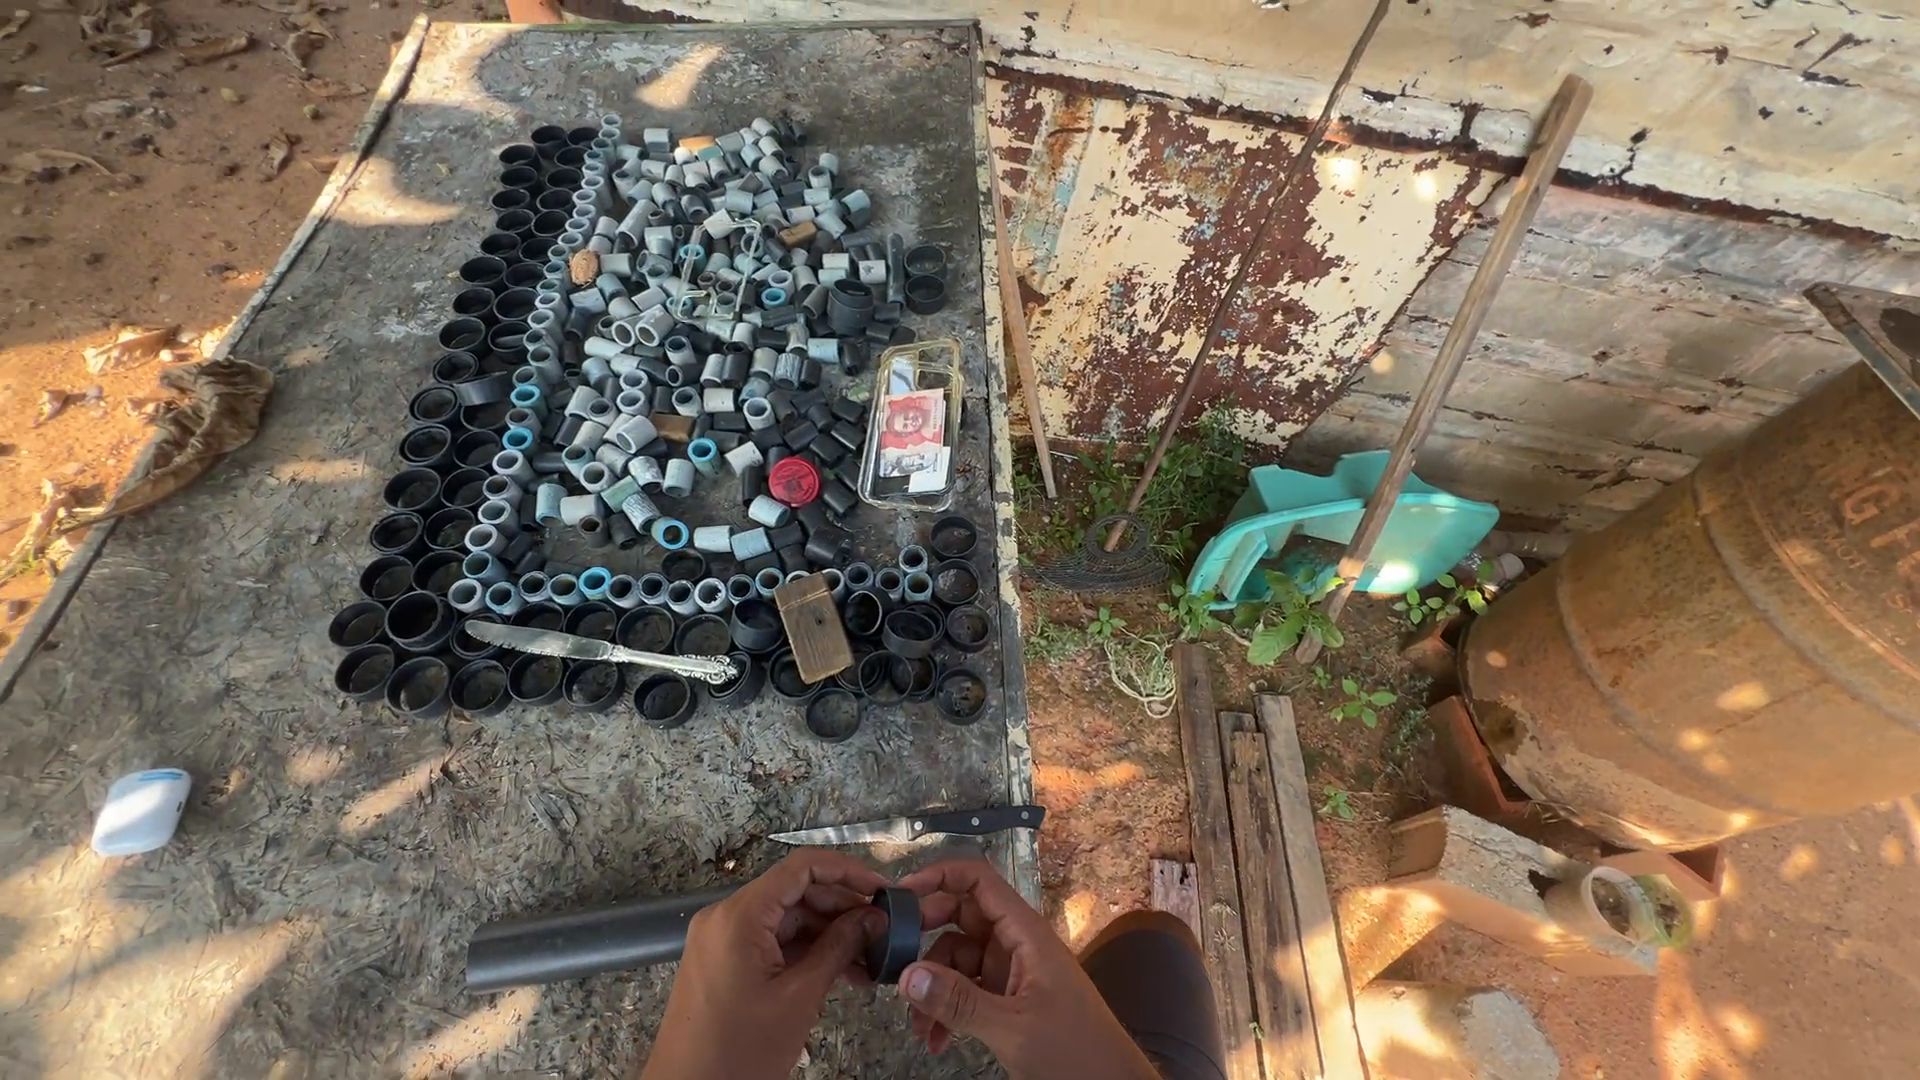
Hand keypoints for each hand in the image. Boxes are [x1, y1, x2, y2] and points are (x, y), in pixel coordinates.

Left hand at [640, 850, 887, 1079]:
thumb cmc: (740, 1053)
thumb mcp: (799, 997)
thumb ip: (840, 947)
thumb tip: (875, 917)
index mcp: (740, 914)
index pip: (801, 867)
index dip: (847, 871)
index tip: (882, 889)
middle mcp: (727, 916)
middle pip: (796, 892)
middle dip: (842, 908)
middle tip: (882, 930)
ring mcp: (724, 939)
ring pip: (788, 918)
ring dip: (829, 934)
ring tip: (870, 959)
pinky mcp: (725, 962)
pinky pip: (774, 942)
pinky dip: (807, 952)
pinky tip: (842, 972)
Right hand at [897, 860, 1158, 1079]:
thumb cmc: (1072, 1049)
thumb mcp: (1012, 1027)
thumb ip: (958, 1002)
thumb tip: (906, 976)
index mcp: (1024, 930)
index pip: (978, 879)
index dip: (940, 875)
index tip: (902, 892)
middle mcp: (1015, 941)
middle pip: (961, 915)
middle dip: (926, 936)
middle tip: (896, 959)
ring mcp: (1011, 969)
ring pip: (958, 957)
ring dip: (934, 986)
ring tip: (918, 1027)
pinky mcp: (1008, 997)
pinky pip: (967, 989)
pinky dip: (947, 1009)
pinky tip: (937, 1040)